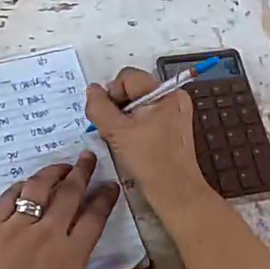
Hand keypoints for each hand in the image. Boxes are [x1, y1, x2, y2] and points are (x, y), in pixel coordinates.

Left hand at [0, 152, 143, 268]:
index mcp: (71, 254)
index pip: (94, 216)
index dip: (105, 198)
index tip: (111, 185)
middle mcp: (47, 232)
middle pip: (68, 193)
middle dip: (82, 172)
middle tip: (89, 156)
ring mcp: (17, 227)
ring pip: (39, 188)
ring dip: (53, 172)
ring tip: (62, 165)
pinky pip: (9, 197)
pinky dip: (21, 186)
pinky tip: (27, 183)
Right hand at [85, 68, 209, 205]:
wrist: (175, 191)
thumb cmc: (149, 160)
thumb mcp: (116, 131)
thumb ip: (99, 107)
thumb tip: (93, 90)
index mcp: (165, 92)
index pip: (127, 77)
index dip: (112, 95)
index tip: (109, 119)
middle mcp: (173, 97)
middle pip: (133, 89)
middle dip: (118, 107)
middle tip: (113, 130)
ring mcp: (176, 112)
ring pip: (138, 104)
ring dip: (124, 118)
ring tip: (122, 139)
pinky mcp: (174, 127)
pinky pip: (148, 117)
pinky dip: (135, 126)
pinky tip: (132, 144)